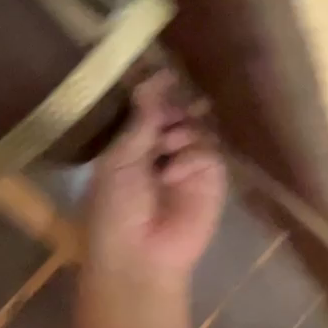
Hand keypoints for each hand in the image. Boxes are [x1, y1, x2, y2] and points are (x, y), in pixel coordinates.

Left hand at [81, 71, 225, 290]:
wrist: (140, 254)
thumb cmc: (115, 208)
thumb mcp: (119, 159)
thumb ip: (141, 120)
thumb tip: (152, 81)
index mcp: (132, 146)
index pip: (150, 110)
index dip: (157, 93)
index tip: (166, 73)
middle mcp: (162, 153)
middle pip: (179, 115)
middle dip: (175, 109)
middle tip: (170, 113)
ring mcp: (189, 167)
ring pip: (198, 129)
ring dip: (183, 131)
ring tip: (168, 146)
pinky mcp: (211, 183)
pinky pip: (210, 154)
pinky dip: (193, 157)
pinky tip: (176, 173)